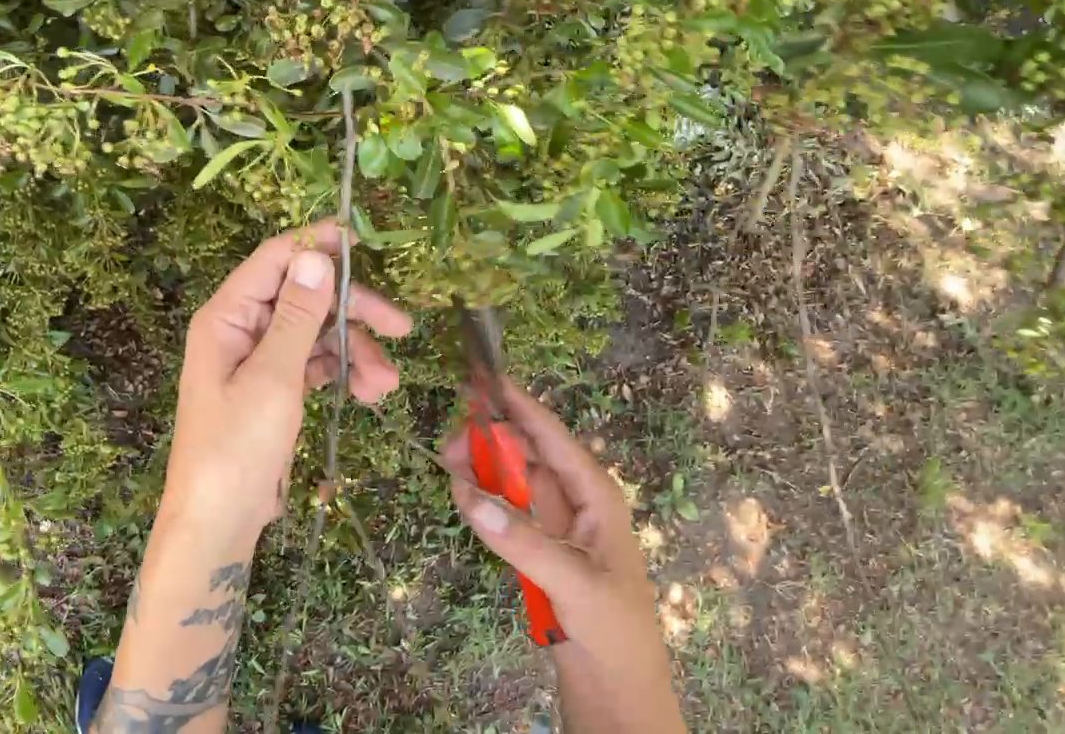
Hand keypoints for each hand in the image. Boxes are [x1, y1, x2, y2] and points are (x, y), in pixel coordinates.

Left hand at [160, 219, 411, 549]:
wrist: (219, 522)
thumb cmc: (237, 448)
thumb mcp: (272, 378)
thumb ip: (296, 316)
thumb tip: (314, 255)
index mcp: (227, 316)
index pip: (275, 260)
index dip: (317, 246)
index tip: (364, 244)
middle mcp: (241, 329)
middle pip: (304, 297)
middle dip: (352, 312)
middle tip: (401, 327)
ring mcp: (259, 360)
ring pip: (316, 333)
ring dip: (354, 351)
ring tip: (385, 386)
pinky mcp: (275, 388)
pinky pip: (314, 363)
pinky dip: (341, 373)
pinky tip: (368, 394)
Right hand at [443, 376, 685, 733]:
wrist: (617, 688)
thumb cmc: (613, 630)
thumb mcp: (574, 583)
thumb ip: (522, 539)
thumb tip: (467, 493)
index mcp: (595, 493)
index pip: (551, 435)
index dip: (518, 403)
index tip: (483, 375)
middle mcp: (573, 497)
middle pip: (524, 450)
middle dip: (487, 439)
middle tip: (448, 445)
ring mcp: (552, 521)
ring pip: (509, 475)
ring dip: (480, 466)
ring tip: (447, 464)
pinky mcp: (535, 543)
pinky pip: (503, 506)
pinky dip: (480, 495)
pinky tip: (461, 492)